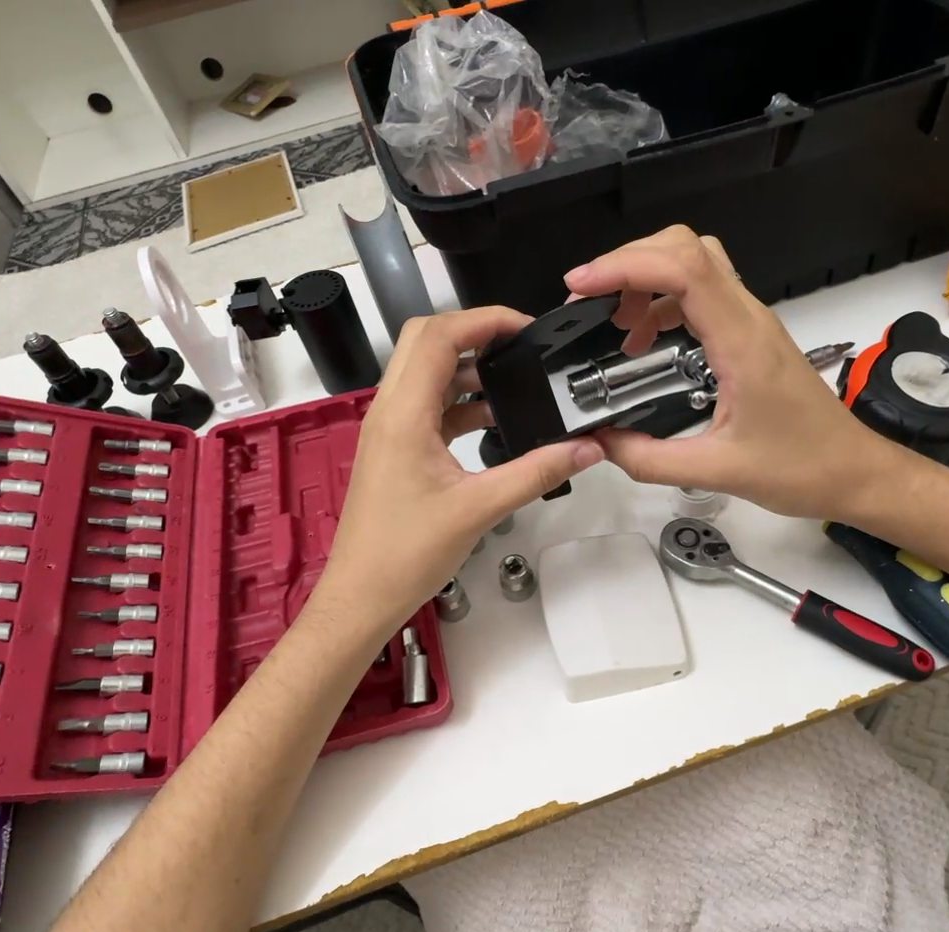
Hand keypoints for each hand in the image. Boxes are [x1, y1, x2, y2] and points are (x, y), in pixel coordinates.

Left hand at [315, 308, 603, 632]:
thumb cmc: (405, 555)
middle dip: (473, 333)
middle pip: (424, 341)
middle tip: (519, 345)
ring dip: (466, 367)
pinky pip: (427, 406)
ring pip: (425, 373)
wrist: (362, 595)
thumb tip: (586, 449)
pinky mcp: (394, 450)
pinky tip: (493, 419)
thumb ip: (537, 473)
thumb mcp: (480, 509)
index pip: (438, 336)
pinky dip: (459, 401)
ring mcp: (388, 430)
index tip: (526, 329)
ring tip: (514, 381)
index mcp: (403, 415)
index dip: (484, 320)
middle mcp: (389, 411)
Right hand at [564, 226, 893, 520]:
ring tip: (613, 325)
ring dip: (646, 280)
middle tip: (588, 301)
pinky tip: (644, 340)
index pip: (683, 269)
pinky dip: (664, 302)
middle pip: (686, 248)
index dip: (625, 266)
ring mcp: (752, 322)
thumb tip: (600, 444)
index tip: (581, 287)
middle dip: (628, 263)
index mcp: (742, 342)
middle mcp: (749, 318)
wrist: (853, 471)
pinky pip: (703, 294)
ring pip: (695, 264)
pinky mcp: (751, 335)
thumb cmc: (801, 469)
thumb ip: (650, 460)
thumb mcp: (718, 472)